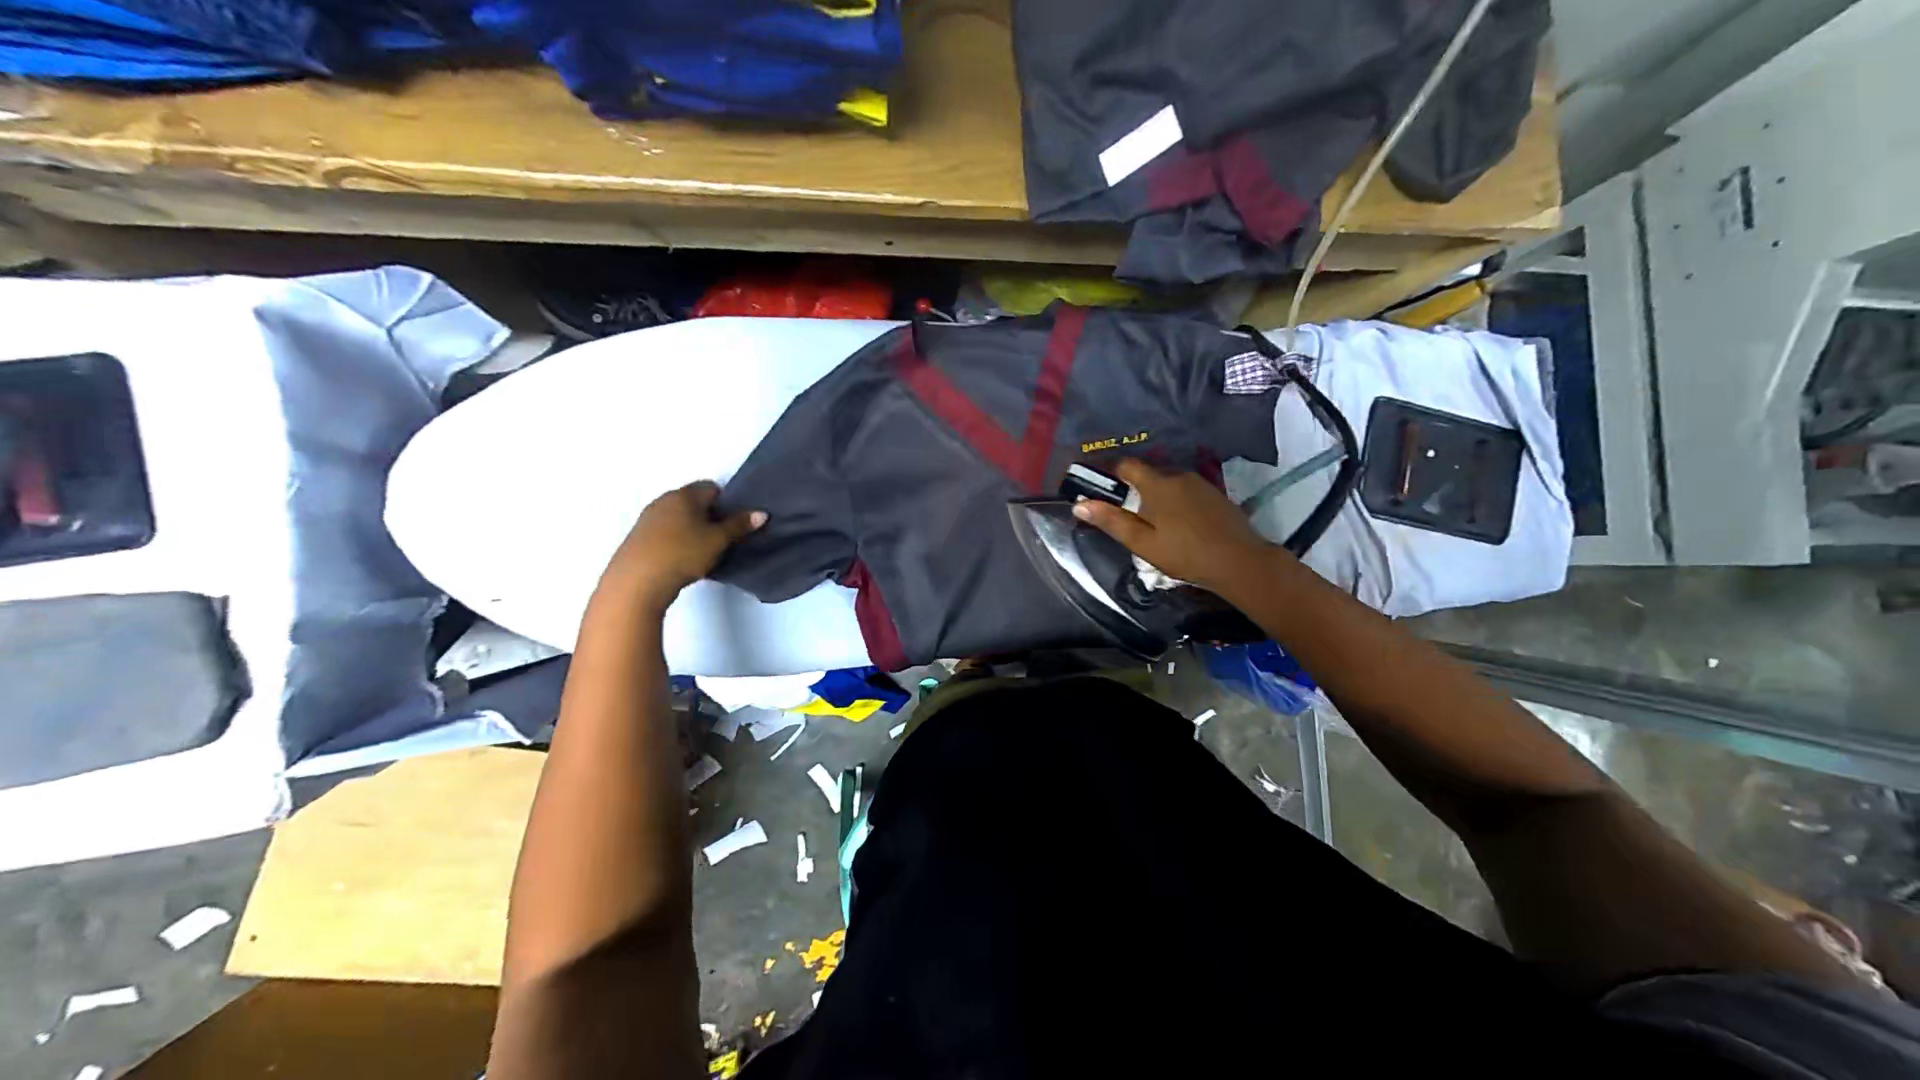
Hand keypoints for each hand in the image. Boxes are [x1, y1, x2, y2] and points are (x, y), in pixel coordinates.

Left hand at [599, 481, 764, 609]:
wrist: (637, 581)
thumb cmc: (683, 553)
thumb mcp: (718, 540)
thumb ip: (739, 525)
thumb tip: (761, 513)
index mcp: (684, 494)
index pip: (712, 487)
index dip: (726, 503)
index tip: (733, 523)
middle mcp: (663, 500)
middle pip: (693, 501)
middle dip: (709, 516)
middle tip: (721, 538)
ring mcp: (647, 518)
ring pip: (678, 517)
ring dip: (691, 529)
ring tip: (701, 552)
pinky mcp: (637, 537)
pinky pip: (664, 531)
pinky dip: (676, 540)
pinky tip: (681, 559)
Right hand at [1071, 459, 1280, 598]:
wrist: (1240, 562)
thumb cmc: (1185, 554)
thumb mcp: (1143, 543)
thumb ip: (1112, 521)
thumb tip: (1080, 504)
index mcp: (1157, 484)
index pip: (1127, 465)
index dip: (1111, 472)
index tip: (1101, 487)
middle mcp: (1179, 476)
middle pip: (1149, 474)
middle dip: (1134, 488)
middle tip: (1127, 514)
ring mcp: (1200, 484)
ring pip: (1169, 483)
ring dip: (1157, 496)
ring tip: (1153, 522)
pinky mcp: (1215, 495)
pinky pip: (1186, 491)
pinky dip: (1176, 502)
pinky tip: (1178, 524)